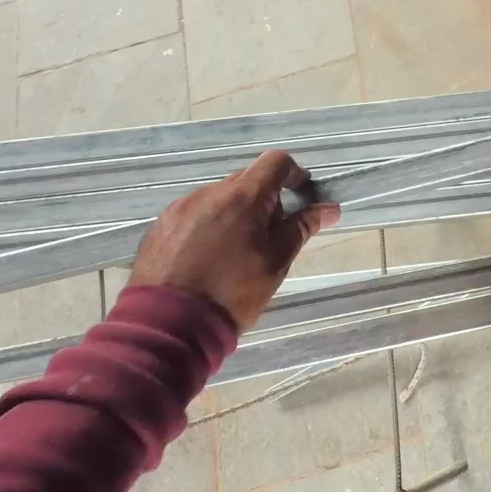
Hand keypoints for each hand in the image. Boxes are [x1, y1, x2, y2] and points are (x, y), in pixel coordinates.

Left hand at [131, 150, 339, 330]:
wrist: (165, 329)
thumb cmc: (231, 295)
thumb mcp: (276, 262)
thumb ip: (301, 228)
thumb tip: (330, 209)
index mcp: (242, 198)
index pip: (275, 162)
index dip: (293, 174)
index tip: (299, 196)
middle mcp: (209, 193)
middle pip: (247, 178)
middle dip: (265, 198)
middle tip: (270, 234)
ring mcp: (180, 208)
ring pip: (220, 195)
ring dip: (236, 210)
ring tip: (235, 249)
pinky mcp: (160, 225)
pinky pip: (195, 211)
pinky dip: (210, 222)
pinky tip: (208, 255)